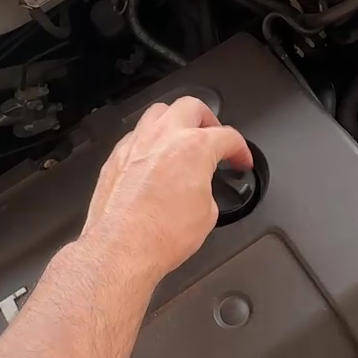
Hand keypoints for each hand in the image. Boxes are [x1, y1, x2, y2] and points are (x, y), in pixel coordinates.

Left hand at [79, 96, 251, 285]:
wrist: (121, 249)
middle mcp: (164, 138)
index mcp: (195, 147)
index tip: (240, 159)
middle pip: (192, 107)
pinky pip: (137, 134)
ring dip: (176, 121)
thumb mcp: (207, 214)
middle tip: (214, 137)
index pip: (227, 136)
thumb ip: (207, 189)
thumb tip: (201, 189)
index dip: (240, 149)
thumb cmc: (160, 234)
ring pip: (159, 112)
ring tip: (183, 137)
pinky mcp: (116, 157)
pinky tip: (154, 155)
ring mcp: (137, 144)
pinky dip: (150, 140)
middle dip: (209, 120)